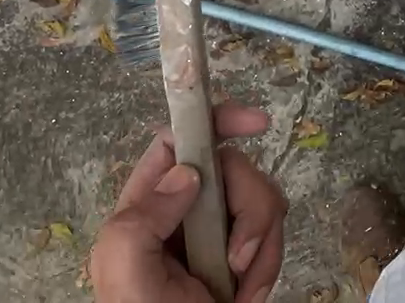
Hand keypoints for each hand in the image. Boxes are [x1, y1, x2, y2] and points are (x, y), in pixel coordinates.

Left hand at [91, 104, 287, 302]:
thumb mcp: (129, 289)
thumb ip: (139, 228)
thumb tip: (188, 175)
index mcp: (144, 212)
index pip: (178, 141)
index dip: (217, 119)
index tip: (258, 123)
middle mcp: (181, 214)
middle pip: (233, 169)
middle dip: (250, 207)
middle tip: (240, 258)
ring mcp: (214, 233)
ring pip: (262, 197)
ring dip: (263, 243)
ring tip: (243, 290)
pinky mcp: (241, 251)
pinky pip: (274, 230)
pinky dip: (269, 261)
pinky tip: (248, 294)